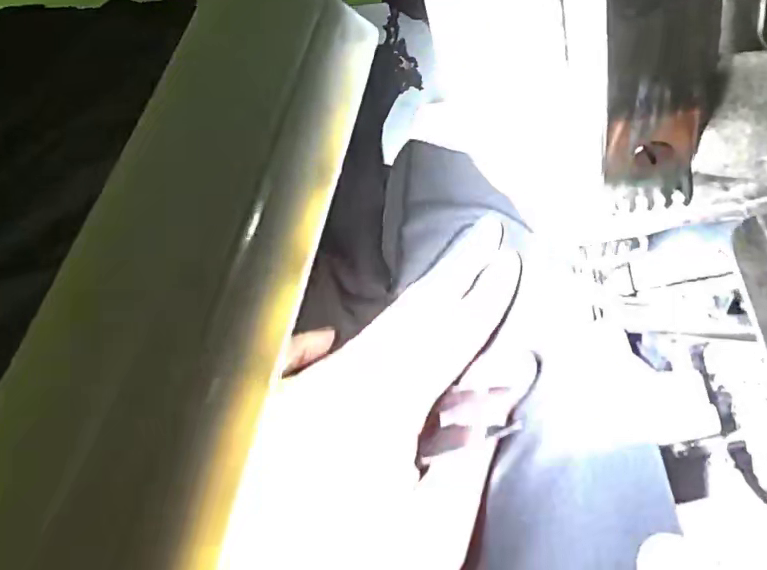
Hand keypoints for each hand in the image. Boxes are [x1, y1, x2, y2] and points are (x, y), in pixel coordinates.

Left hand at [221, 220, 530, 569]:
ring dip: (408, 307)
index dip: (486, 296)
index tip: (509, 259)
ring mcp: (288, 405)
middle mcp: (333, 389)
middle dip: (456, 270)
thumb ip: (472, 454)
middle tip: (482, 230)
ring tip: (439, 279)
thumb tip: (506, 388)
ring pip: (363, 337)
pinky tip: (322, 337)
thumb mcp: (432, 536)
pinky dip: (312, 346)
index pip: (451, 335)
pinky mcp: (257, 430)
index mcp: (382, 409)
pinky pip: (290, 367)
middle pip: (412, 315)